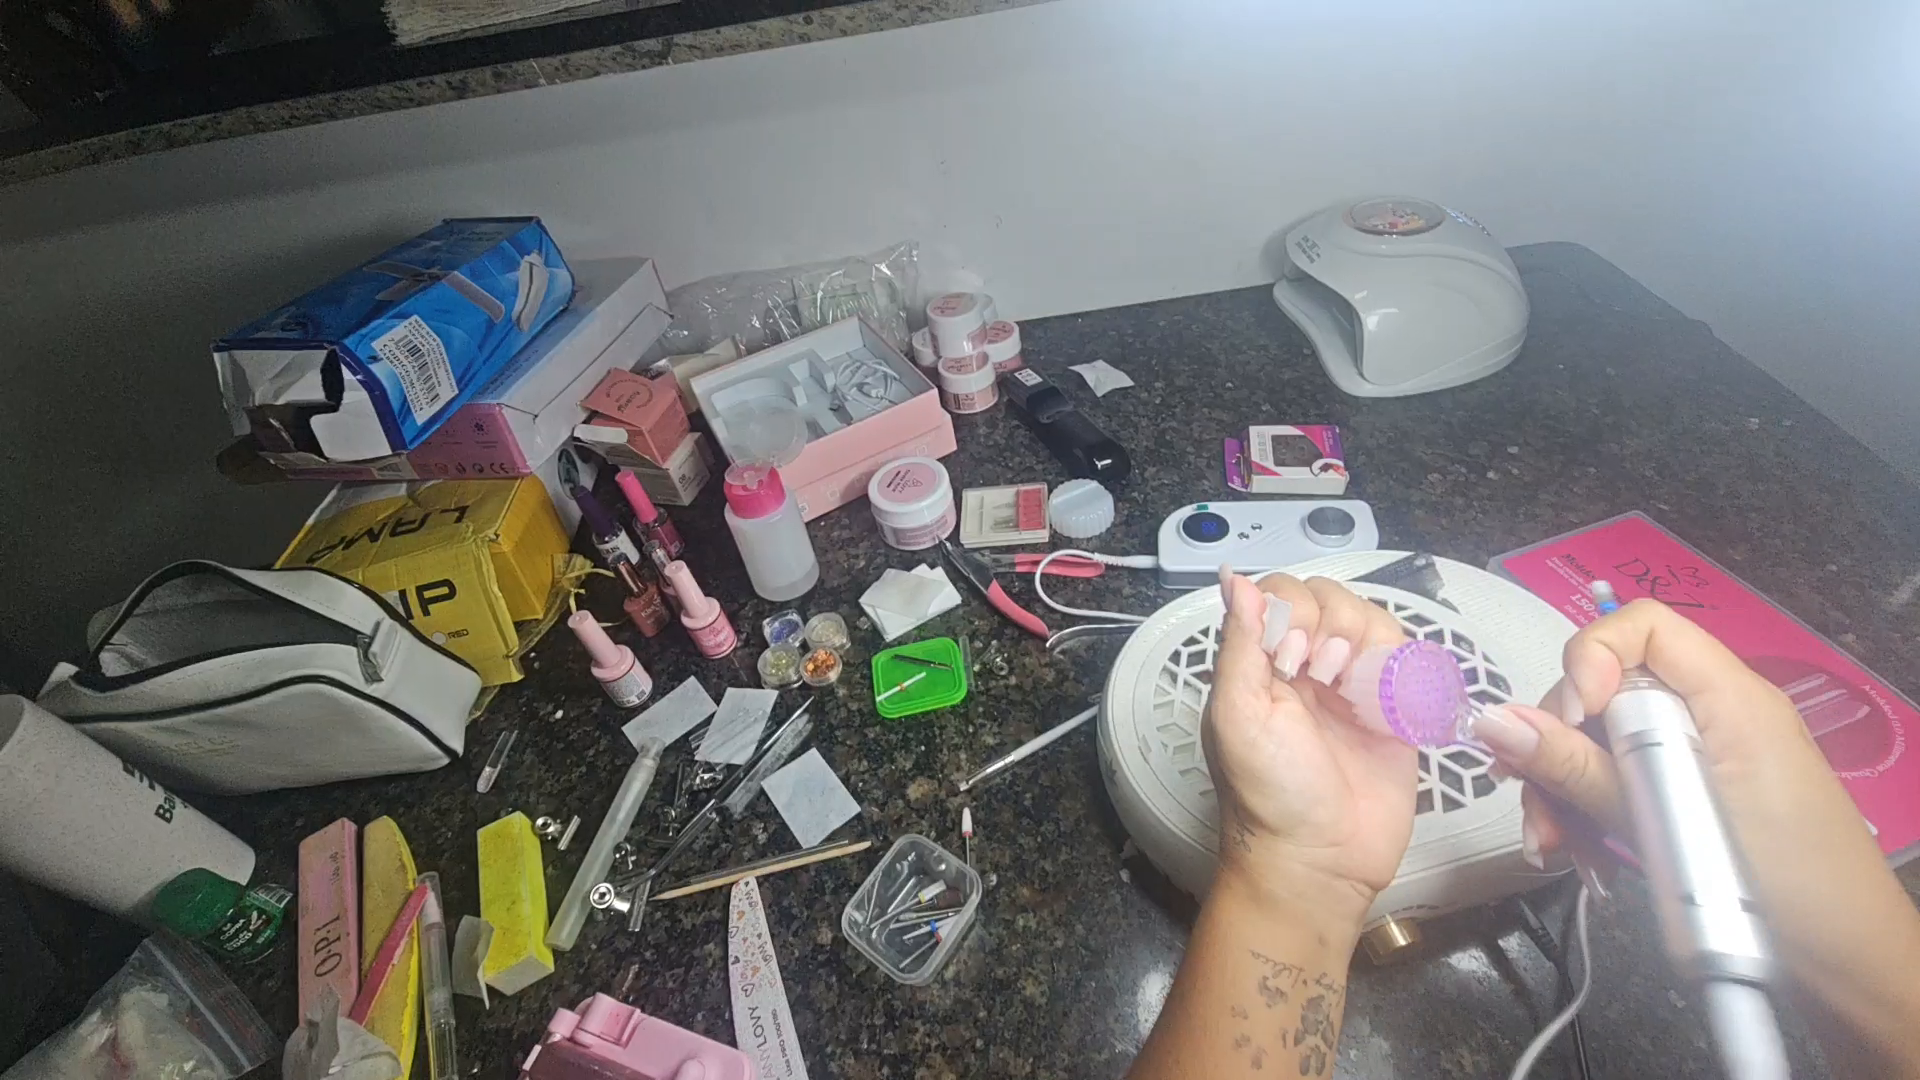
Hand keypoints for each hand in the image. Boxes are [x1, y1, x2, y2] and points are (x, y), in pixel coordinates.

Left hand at [1203, 571, 1417, 926]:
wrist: (1320, 861)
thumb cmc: (1267, 791)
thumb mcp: (1237, 713)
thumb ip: (1239, 643)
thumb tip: (1233, 579)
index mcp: (1259, 660)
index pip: (1280, 593)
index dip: (1293, 611)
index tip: (1291, 657)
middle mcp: (1303, 663)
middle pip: (1330, 597)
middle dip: (1330, 624)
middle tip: (1319, 676)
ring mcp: (1350, 684)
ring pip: (1372, 621)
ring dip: (1365, 644)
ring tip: (1348, 690)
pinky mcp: (1393, 709)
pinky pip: (1408, 660)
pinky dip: (1402, 667)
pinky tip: (1383, 702)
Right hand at [1470, 598, 1919, 1050]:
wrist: (1855, 973)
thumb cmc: (1788, 889)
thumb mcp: (1666, 821)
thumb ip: (1577, 766)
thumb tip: (1489, 721)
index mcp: (1728, 700)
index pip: (1643, 627)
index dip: (1592, 656)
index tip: (1571, 716)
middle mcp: (1704, 713)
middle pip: (1598, 688)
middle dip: (1553, 740)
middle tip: (1532, 792)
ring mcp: (1687, 751)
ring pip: (1589, 737)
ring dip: (1554, 786)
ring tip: (1551, 842)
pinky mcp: (1674, 787)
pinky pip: (1603, 775)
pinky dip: (1574, 808)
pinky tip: (1566, 848)